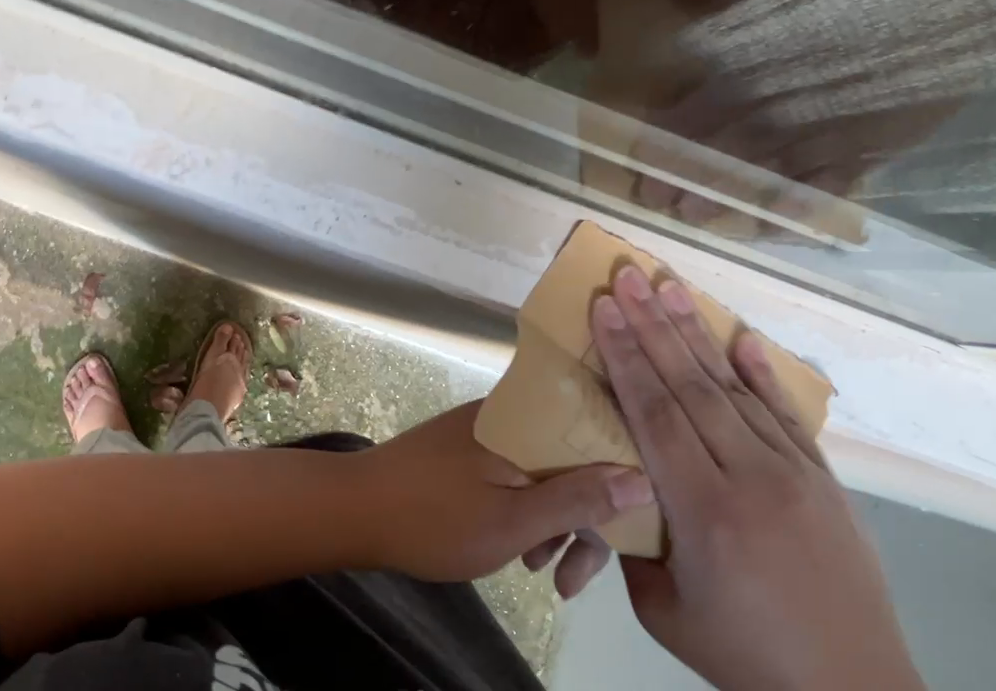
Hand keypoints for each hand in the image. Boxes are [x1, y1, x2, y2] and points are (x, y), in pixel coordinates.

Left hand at [351, 401, 653, 591]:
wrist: (352, 511)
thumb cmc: (434, 519)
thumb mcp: (514, 521)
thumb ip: (577, 500)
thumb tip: (643, 477)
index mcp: (522, 420)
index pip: (596, 435)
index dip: (622, 486)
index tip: (626, 537)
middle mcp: (507, 416)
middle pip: (572, 461)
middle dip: (584, 522)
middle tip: (573, 579)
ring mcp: (484, 434)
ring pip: (544, 474)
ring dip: (553, 524)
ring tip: (541, 572)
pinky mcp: (465, 452)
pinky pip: (515, 478)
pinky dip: (525, 514)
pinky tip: (520, 554)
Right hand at [593, 267, 924, 690]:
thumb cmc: (743, 652)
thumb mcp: (662, 608)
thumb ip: (632, 540)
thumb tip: (615, 485)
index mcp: (703, 511)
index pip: (654, 414)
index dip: (625, 357)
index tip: (604, 309)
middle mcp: (751, 479)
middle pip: (690, 387)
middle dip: (652, 326)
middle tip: (627, 277)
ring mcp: (796, 476)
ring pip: (735, 390)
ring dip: (696, 335)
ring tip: (669, 287)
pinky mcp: (826, 483)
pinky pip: (787, 416)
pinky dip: (762, 373)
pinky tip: (742, 336)